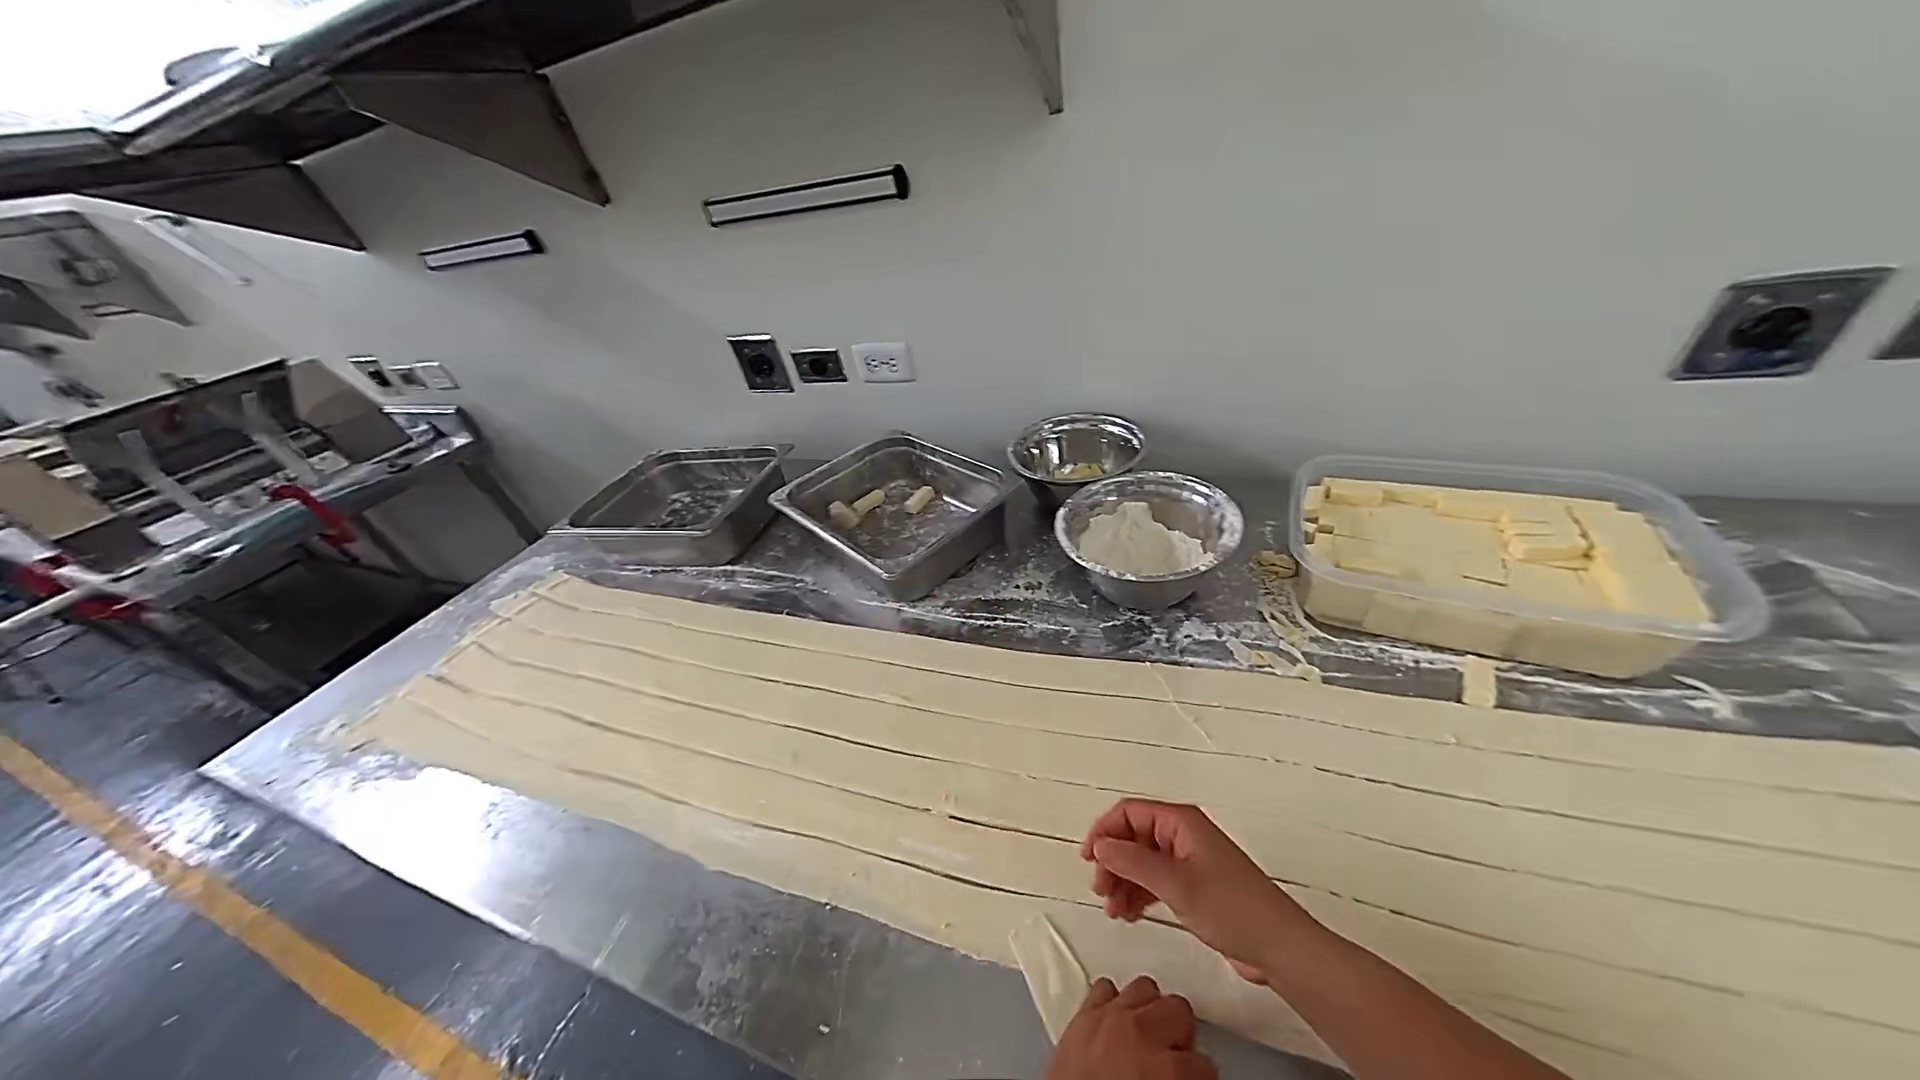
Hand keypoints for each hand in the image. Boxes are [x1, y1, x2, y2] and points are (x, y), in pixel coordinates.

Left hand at [1044, 975, 1215, 1079]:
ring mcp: (1111, 1018)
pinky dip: (1113, 1002)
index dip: (1201, 1076)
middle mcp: (1142, 1035)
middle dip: (1181, 1032)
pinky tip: (1115, 1020)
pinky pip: (1105, 989)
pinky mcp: (1084, 1013)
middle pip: (1178, 1009)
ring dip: (1149, 1008)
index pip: (1205, 1065)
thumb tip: (1189, 1077)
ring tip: (1147, 1031)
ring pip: (1144, 988)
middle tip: (1175, 1053)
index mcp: (1169, 1070)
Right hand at [1081, 799, 1316, 979]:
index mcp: (1181, 822)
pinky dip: (1139, 894)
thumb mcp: (1175, 883)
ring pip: (1142, 862)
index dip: (1104, 831)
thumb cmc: (1234, 909)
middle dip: (1113, 861)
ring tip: (1114, 910)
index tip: (1088, 858)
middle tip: (1101, 890)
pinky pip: (1155, 881)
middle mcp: (1184, 835)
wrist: (1279, 948)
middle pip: (1133, 837)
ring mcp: (1190, 861)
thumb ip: (1132, 861)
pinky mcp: (1195, 886)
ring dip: (1123, 882)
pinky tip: (1130, 913)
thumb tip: (1101, 845)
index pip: (1129, 813)